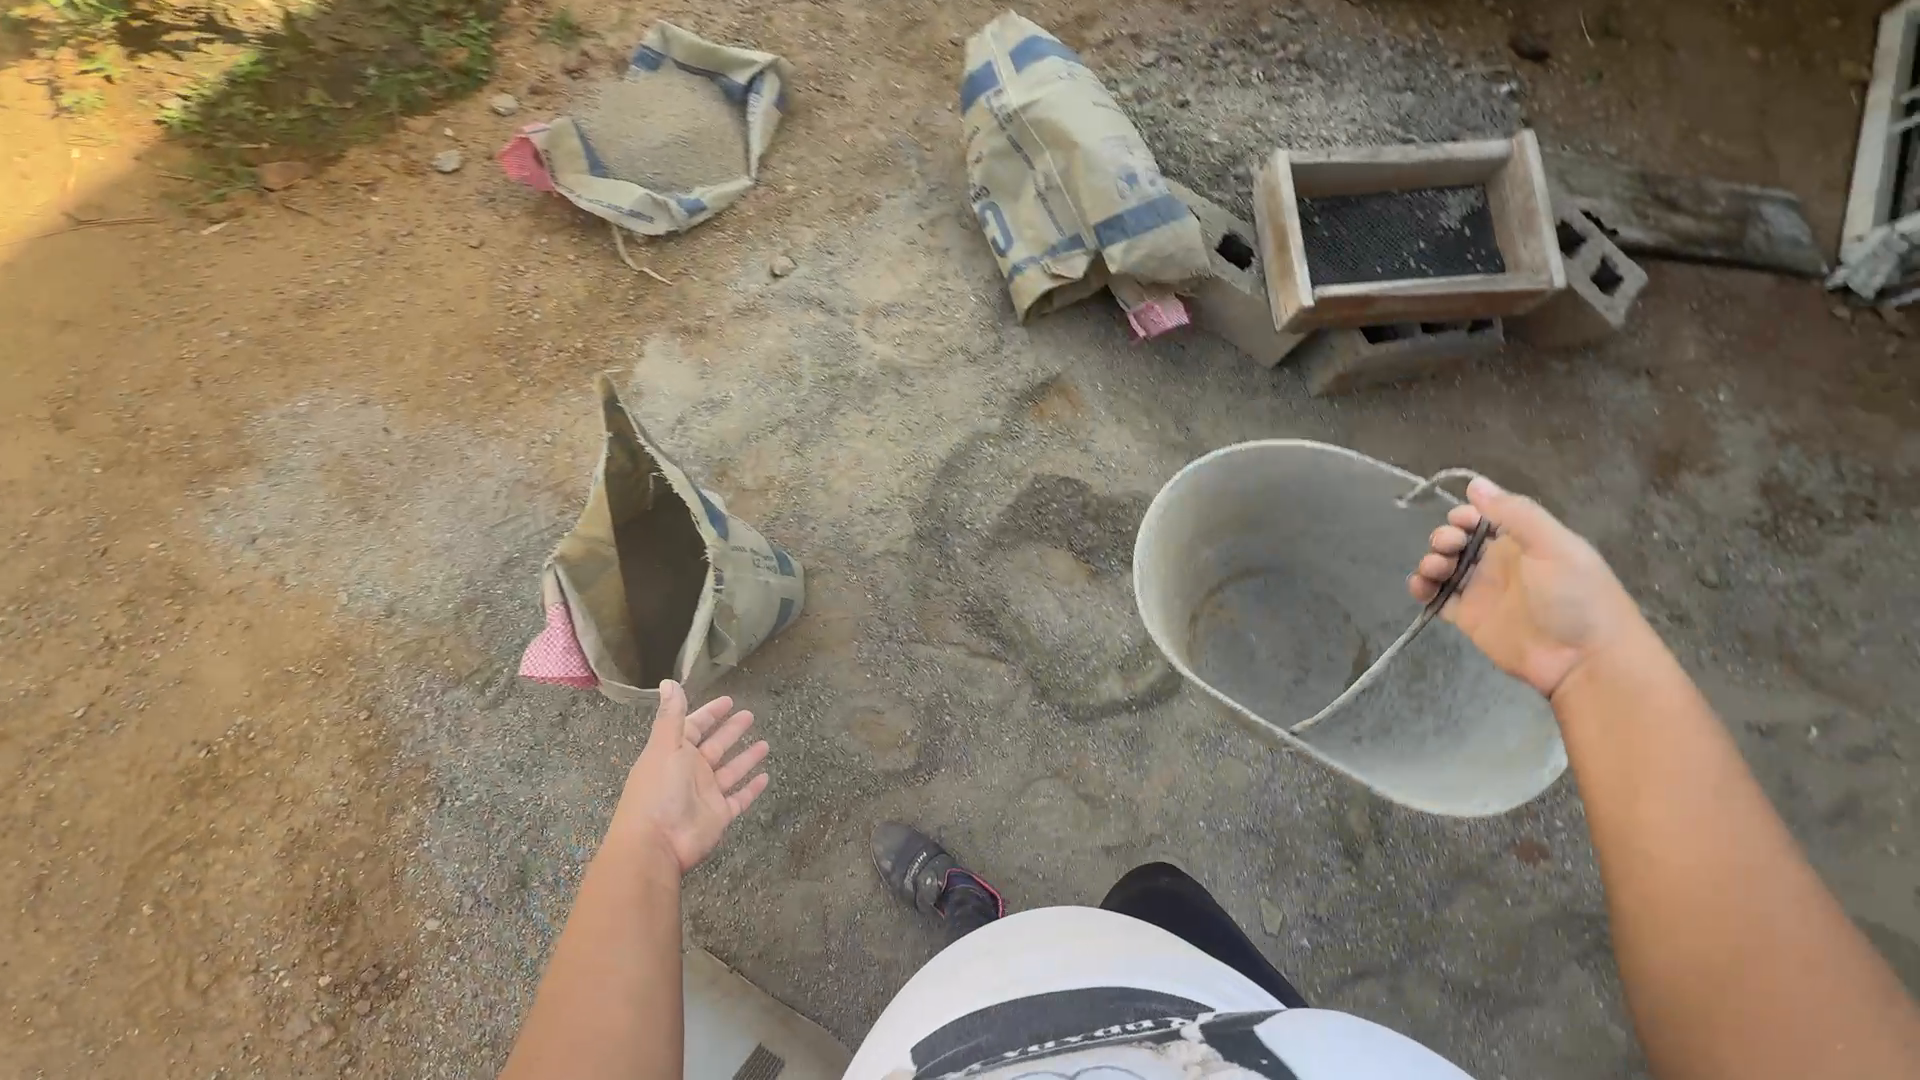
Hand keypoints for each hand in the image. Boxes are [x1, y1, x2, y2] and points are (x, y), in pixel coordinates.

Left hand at [605, 681, 769, 874]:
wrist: (656, 844)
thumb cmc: (658, 791)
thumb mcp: (664, 747)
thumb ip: (672, 716)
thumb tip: (668, 681)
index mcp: (674, 753)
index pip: (695, 727)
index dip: (710, 713)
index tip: (728, 700)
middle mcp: (690, 771)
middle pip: (715, 746)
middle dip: (731, 731)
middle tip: (750, 715)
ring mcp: (706, 794)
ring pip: (731, 771)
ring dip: (746, 757)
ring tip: (765, 743)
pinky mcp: (719, 815)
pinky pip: (739, 798)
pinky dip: (752, 789)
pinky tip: (766, 777)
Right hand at [1408, 476, 1643, 697]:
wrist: (1584, 660)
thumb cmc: (1576, 597)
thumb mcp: (1553, 546)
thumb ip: (1515, 513)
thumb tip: (1474, 483)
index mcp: (1523, 542)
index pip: (1484, 518)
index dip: (1466, 514)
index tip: (1460, 520)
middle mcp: (1499, 563)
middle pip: (1458, 541)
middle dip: (1444, 537)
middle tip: (1447, 546)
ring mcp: (1481, 591)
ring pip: (1443, 567)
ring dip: (1430, 560)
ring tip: (1434, 569)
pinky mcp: (1467, 618)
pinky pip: (1436, 598)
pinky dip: (1422, 589)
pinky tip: (1420, 586)